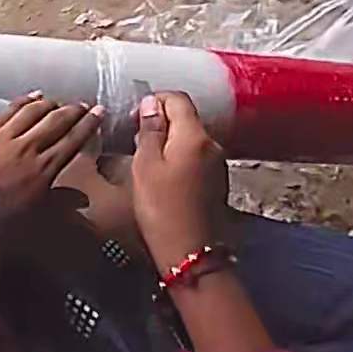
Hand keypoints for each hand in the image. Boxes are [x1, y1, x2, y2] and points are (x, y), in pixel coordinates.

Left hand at [0, 94, 103, 316]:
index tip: (99, 113)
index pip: (73, 140)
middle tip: (83, 104)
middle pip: (55, 121)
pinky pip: (5, 113)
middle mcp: (24, 151)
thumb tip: (79, 200)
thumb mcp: (33, 224)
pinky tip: (29, 97)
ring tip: (58, 101)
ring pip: (31, 112)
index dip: (88, 124)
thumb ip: (57, 206)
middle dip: (73, 110)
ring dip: (48, 104)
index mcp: (42, 173)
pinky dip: (21, 103)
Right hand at [130, 92, 228, 270]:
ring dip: (168, 140)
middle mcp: (212, 144)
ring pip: (190, 137)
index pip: (178, 99)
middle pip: (186, 117)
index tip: (134, 117)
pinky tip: (162, 175)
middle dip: (160, 121)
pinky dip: (178, 156)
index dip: (154, 101)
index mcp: (194, 136)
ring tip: (145, 159)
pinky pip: (195, 156)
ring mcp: (217, 163)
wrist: (189, 252)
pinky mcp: (216, 180)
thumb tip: (151, 104)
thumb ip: (149, 130)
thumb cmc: (161, 207)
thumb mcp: (145, 165)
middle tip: (135, 139)